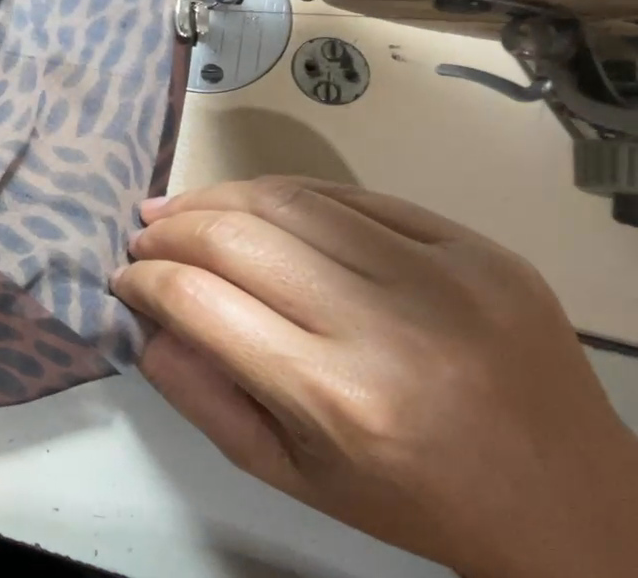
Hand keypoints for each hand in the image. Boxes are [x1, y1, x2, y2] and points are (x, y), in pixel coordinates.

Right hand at [113, 177, 637, 577]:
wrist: (577, 506)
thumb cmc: (408, 496)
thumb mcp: (280, 469)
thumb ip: (193, 392)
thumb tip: (143, 313)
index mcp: (337, 397)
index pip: (195, 298)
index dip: (142, 279)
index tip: (125, 280)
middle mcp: (391, 328)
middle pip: (234, 237)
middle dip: (167, 232)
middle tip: (144, 240)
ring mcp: (446, 280)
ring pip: (285, 199)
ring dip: (213, 199)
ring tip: (182, 211)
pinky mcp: (481, 252)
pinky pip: (350, 196)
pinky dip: (283, 195)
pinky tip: (256, 210)